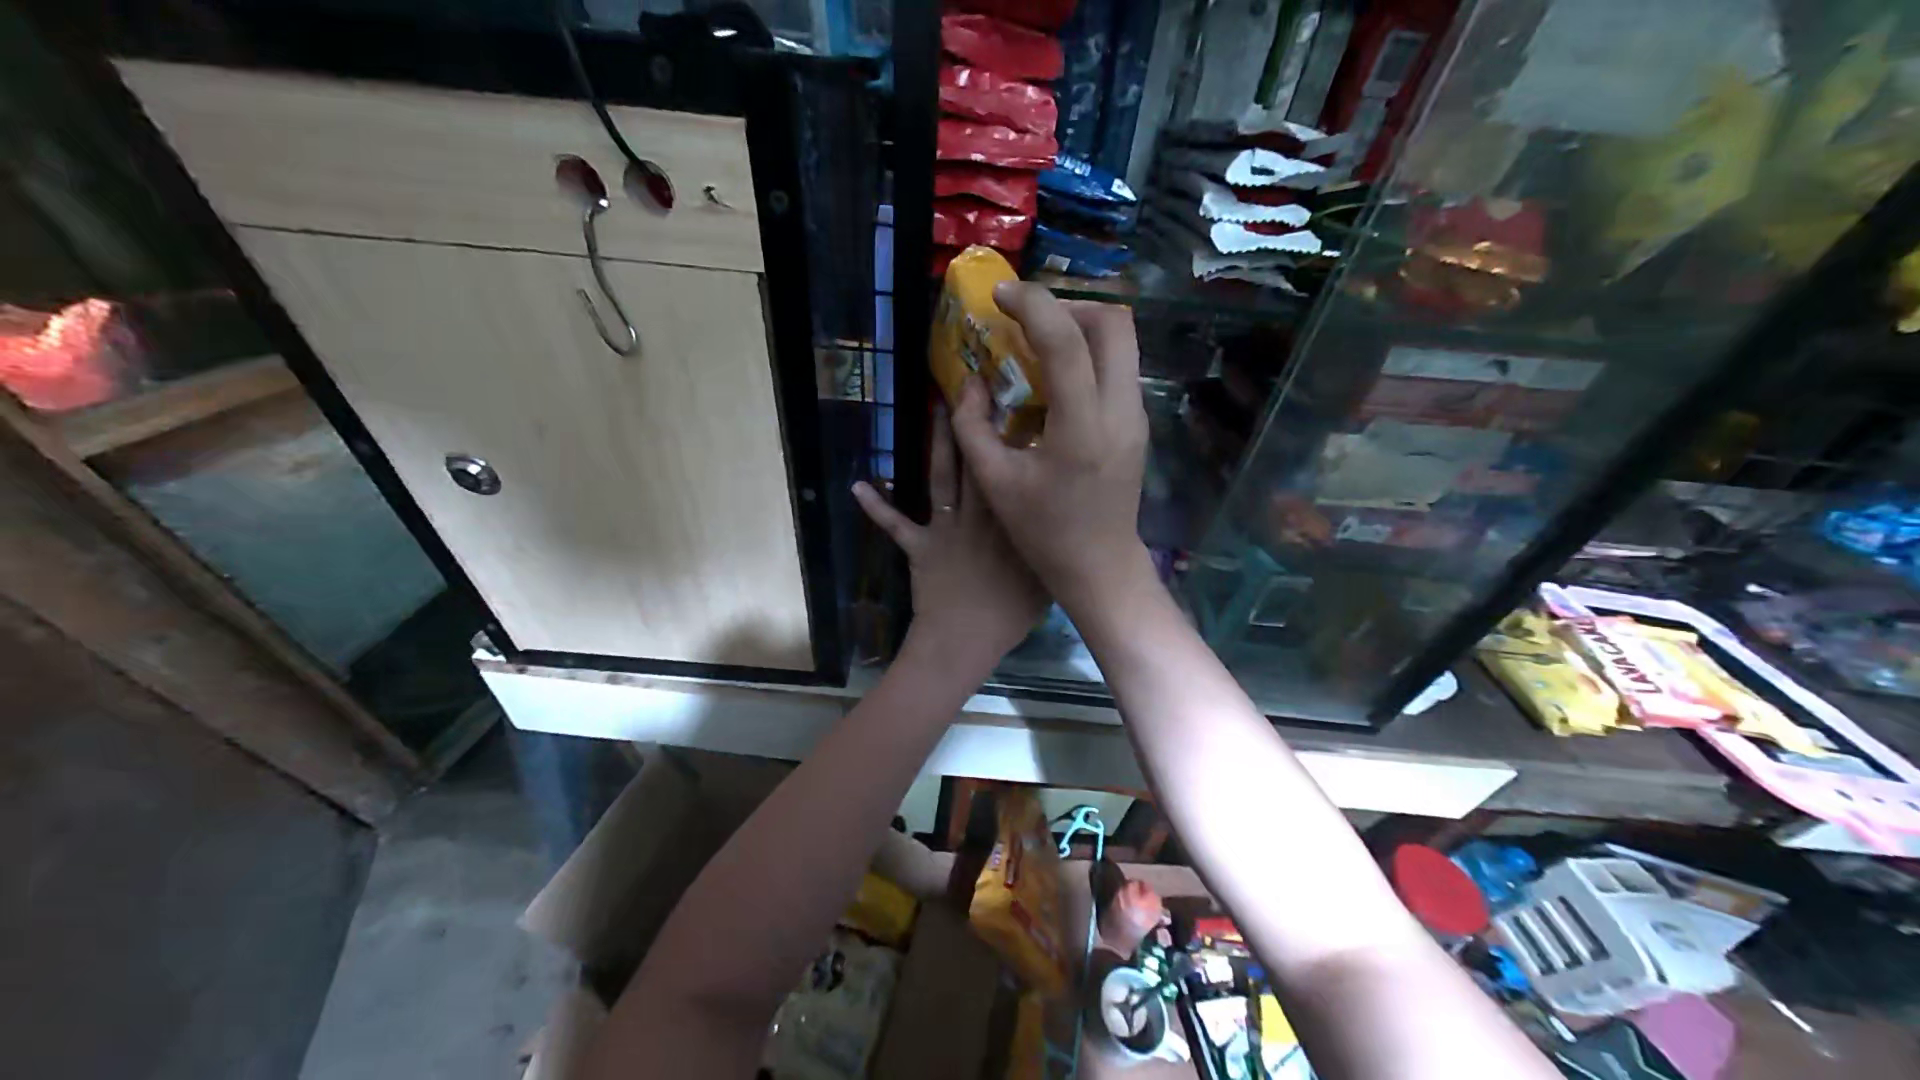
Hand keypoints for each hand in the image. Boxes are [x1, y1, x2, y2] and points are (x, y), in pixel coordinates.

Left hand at [854, 408, 1047, 670]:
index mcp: (1012, 518)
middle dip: (975, 421)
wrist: (966, 637)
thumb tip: (1063, 519)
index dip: (1015, 434)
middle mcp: (980, 513)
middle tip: (972, 384)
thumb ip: (1050, 545)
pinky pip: (896, 524)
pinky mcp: (921, 546)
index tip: (1016, 401)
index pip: (1014, 469)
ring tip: (934, 408)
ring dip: (938, 444)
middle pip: (977, 461)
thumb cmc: (1011, 613)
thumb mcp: (1045, 577)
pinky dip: (876, 507)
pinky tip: (858, 486)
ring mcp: (947, 527)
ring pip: (942, 477)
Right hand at [951, 283, 1152, 610]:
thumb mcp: (994, 482)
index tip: (1000, 297)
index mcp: (1081, 427)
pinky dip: (1089, 352)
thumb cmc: (1042, 531)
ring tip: (1039, 342)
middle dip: (1067, 305)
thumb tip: (967, 381)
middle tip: (1027, 320)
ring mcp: (1136, 415)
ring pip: (1123, 340)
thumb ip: (971, 425)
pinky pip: (1120, 365)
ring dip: (1080, 326)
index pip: (1066, 341)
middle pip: (1113, 322)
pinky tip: (1057, 376)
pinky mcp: (1138, 422)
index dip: (1032, 304)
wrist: (1099, 565)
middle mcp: (1119, 411)